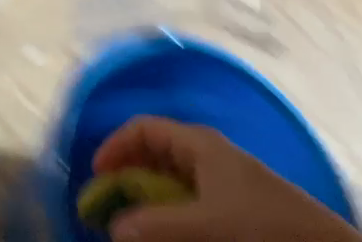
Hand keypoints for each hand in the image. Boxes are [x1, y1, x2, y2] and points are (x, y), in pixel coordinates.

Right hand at [92, 117, 361, 241]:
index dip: (115, 147)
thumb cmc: (265, 228)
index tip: (96, 178)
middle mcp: (209, 154)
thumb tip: (113, 229)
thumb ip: (157, 227)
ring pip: (174, 180)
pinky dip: (173, 213)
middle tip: (112, 209)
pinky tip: (172, 232)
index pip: (143, 128)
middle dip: (129, 178)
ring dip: (150, 200)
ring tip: (137, 226)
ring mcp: (227, 180)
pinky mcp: (241, 206)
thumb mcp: (206, 227)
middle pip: (156, 153)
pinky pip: (193, 200)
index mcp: (199, 143)